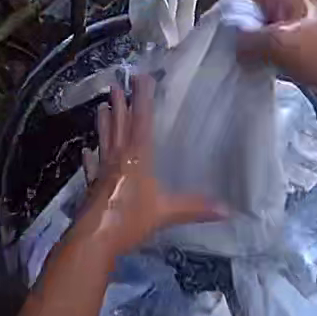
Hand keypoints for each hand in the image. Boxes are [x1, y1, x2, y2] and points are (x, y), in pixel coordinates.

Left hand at [72, 75, 225, 258]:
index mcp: (137, 156)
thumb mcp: (166, 212)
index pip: (141, 120)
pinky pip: (91, 166)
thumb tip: (229, 209)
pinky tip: (87, 151)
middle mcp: (118, 156)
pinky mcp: (92, 184)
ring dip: (104, 122)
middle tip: (116, 83)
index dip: (142, 98)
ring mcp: (102, 170)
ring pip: (104, 139)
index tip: (141, 77)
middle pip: (120, 124)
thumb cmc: (131, 218)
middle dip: (120, 103)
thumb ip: (195, 207)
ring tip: (101, 106)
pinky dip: (90, 157)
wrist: (95, 237)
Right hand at [238, 0, 316, 106]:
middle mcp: (301, 6)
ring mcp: (310, 29)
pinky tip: (272, 77)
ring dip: (258, 52)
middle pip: (256, 13)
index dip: (228, 11)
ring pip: (269, 35)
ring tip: (249, 69)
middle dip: (242, 34)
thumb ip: (249, 40)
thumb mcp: (283, 45)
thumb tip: (233, 44)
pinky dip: (274, 63)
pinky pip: (284, 52)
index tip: (215, 36)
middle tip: (230, 56)